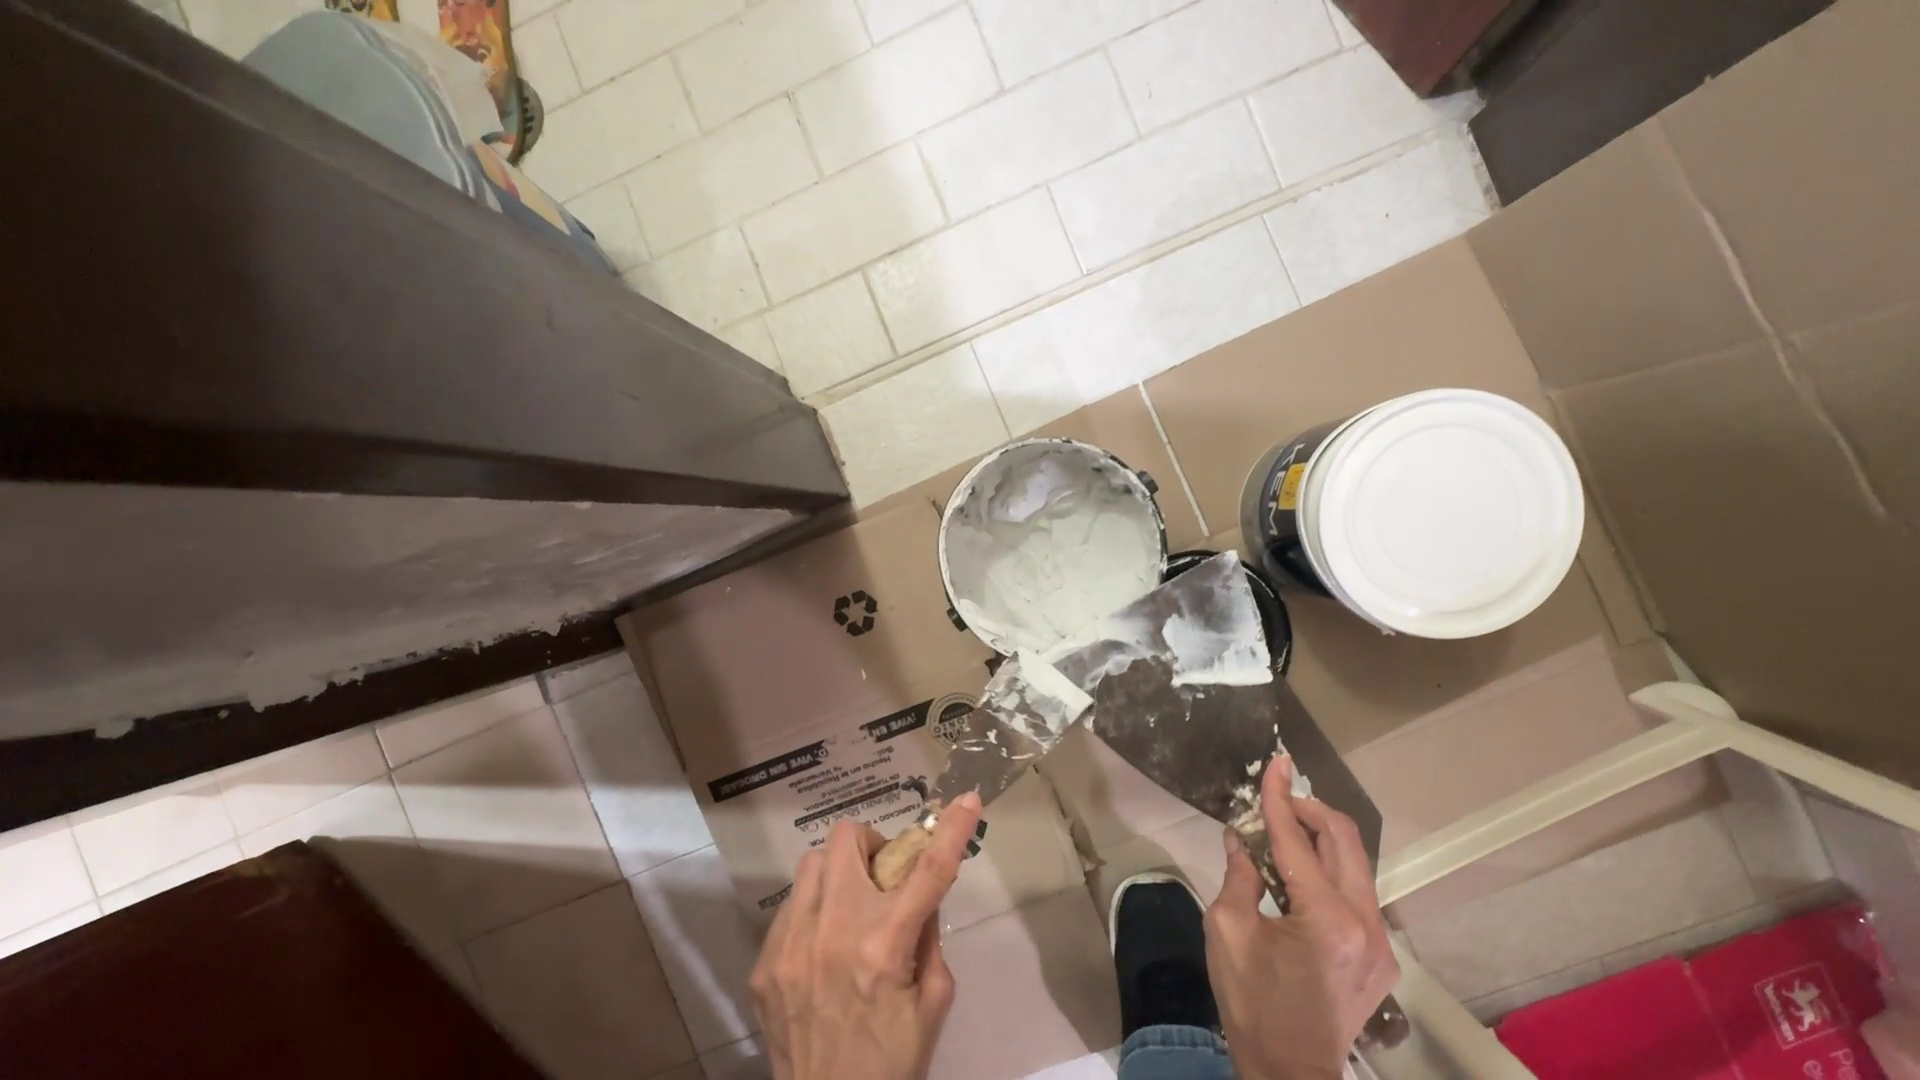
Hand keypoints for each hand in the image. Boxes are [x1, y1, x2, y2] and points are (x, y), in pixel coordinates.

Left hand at [750, 792, 984, 1079]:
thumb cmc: (892, 1061)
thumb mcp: (933, 1004)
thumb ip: (931, 940)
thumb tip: (922, 894)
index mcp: (885, 944)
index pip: (928, 870)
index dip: (951, 829)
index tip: (965, 798)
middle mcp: (834, 931)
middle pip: (845, 840)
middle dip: (871, 847)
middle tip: (882, 880)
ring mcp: (790, 944)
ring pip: (811, 865)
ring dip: (838, 875)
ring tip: (847, 912)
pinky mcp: (763, 963)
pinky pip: (789, 908)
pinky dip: (812, 912)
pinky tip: (821, 951)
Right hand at [1205, 757, 1398, 1079]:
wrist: (1289, 1070)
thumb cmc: (1251, 1003)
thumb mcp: (1228, 932)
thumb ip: (1238, 876)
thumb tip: (1243, 839)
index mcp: (1326, 918)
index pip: (1298, 840)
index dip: (1280, 797)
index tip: (1275, 762)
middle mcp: (1366, 923)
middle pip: (1345, 840)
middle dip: (1311, 809)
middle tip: (1279, 797)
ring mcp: (1381, 942)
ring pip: (1356, 864)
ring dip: (1322, 839)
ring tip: (1287, 831)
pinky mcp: (1381, 956)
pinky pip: (1358, 894)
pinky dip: (1330, 872)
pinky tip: (1301, 877)